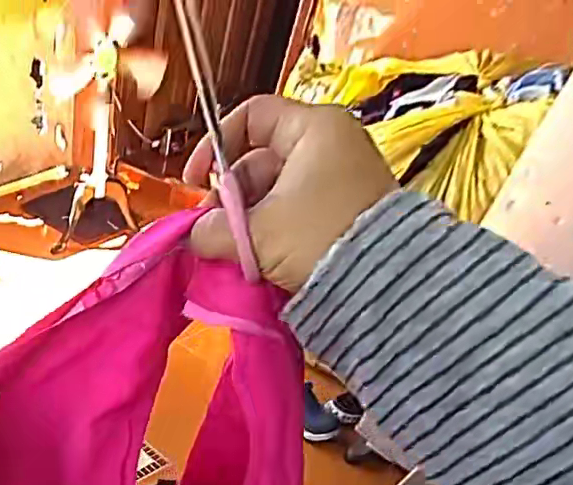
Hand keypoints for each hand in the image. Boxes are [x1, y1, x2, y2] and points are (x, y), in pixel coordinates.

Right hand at [184, 95, 398, 291]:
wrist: (379, 280)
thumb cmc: (318, 237)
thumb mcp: (259, 234)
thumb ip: (214, 231)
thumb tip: (192, 234)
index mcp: (312, 128)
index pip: (251, 117)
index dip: (215, 145)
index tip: (194, 181)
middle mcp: (327, 145)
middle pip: (256, 162)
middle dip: (227, 198)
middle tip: (210, 232)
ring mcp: (335, 180)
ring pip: (271, 194)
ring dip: (243, 222)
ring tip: (230, 251)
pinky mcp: (337, 213)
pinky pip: (289, 215)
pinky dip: (266, 233)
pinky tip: (251, 257)